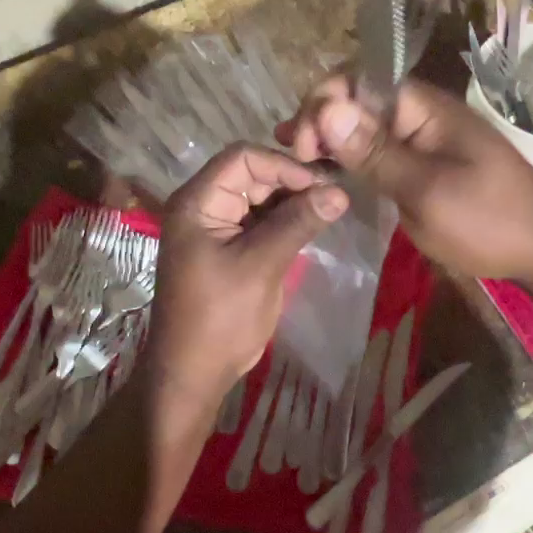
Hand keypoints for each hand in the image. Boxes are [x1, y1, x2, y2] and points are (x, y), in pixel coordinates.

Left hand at [146, 144, 348, 405]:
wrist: (194, 373)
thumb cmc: (219, 318)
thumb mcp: (259, 266)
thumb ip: (296, 224)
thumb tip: (339, 192)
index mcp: (197, 203)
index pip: (242, 158)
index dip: (283, 165)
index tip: (321, 185)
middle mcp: (204, 206)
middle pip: (252, 174)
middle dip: (291, 181)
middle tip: (333, 196)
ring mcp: (217, 228)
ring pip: (260, 197)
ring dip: (293, 200)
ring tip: (331, 208)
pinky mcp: (231, 248)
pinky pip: (261, 220)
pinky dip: (287, 220)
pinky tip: (315, 224)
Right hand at [276, 76, 532, 281]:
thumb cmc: (489, 221)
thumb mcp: (426, 190)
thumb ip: (375, 151)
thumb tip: (326, 107)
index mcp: (425, 108)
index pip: (358, 80)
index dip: (322, 103)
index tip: (302, 145)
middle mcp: (421, 114)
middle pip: (357, 99)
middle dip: (320, 118)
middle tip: (294, 157)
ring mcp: (424, 139)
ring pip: (365, 125)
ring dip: (331, 137)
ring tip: (297, 160)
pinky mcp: (425, 164)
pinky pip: (379, 149)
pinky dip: (351, 156)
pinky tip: (328, 171)